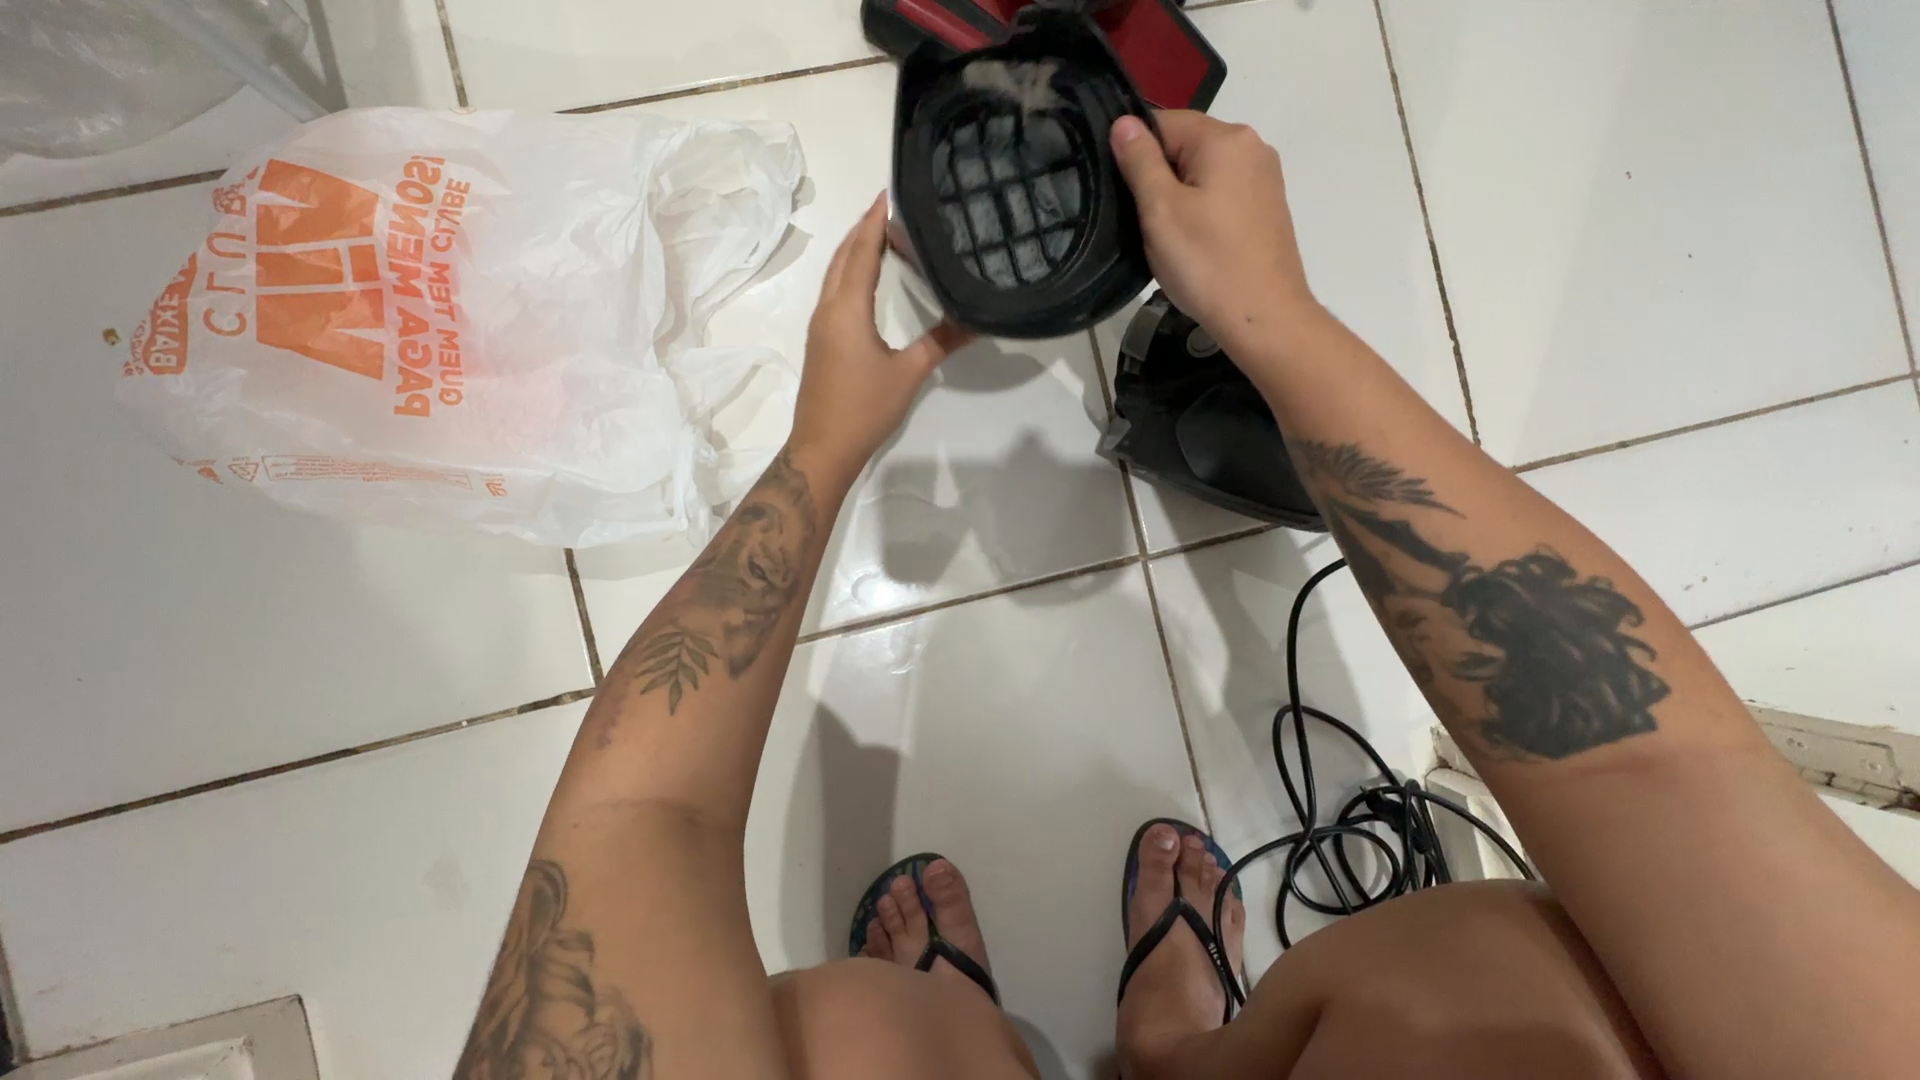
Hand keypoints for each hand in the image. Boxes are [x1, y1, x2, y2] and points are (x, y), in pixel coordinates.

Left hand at [788, 193, 973, 478]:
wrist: (823, 448)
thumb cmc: (864, 409)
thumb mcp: (909, 374)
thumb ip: (941, 342)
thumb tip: (976, 321)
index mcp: (847, 309)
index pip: (861, 252)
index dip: (875, 221)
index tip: (890, 193)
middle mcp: (827, 309)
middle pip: (842, 257)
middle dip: (863, 229)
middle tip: (891, 208)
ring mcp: (819, 326)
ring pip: (834, 275)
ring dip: (854, 251)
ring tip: (882, 234)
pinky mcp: (820, 342)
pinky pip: (834, 293)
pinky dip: (849, 274)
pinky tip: (867, 279)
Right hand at [1110, 112, 1321, 344]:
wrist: (1262, 315)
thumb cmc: (1206, 263)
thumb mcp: (1160, 210)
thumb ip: (1140, 162)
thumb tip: (1124, 122)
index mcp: (1225, 139)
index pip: (1165, 122)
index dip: (1136, 153)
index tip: (1125, 194)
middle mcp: (1252, 147)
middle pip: (1187, 147)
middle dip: (1159, 178)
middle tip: (1143, 223)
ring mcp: (1265, 178)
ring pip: (1204, 174)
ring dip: (1179, 199)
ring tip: (1168, 239)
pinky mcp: (1267, 208)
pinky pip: (1222, 196)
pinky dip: (1202, 213)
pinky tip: (1195, 246)